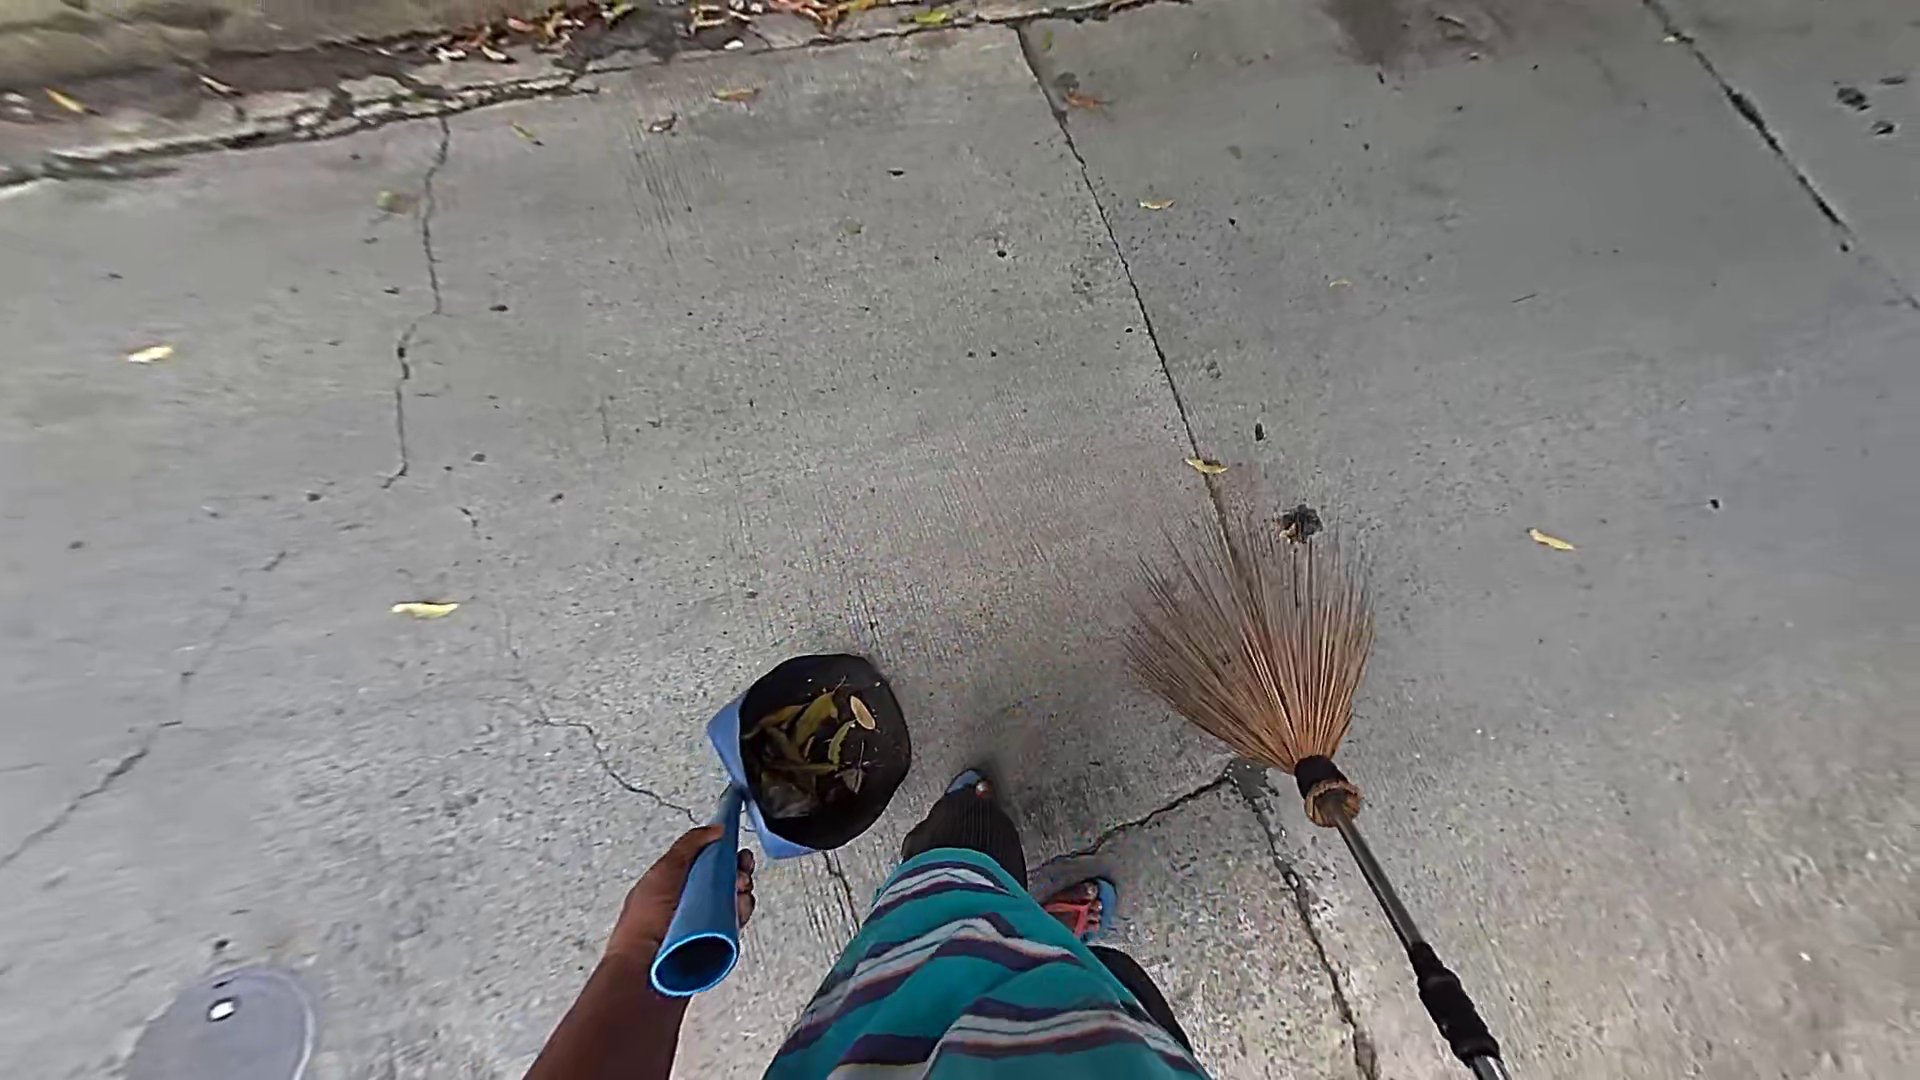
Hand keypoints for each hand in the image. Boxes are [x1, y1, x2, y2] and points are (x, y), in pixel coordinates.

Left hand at [605, 825, 756, 964]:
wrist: (647, 974)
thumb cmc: (644, 925)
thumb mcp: (664, 870)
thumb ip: (690, 844)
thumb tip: (716, 828)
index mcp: (674, 882)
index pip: (707, 857)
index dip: (725, 850)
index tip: (736, 849)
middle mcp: (689, 900)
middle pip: (725, 875)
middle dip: (739, 870)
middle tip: (740, 875)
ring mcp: (702, 921)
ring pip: (735, 896)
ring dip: (742, 891)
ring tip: (737, 894)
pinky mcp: (715, 941)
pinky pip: (737, 919)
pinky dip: (742, 912)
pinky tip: (738, 911)